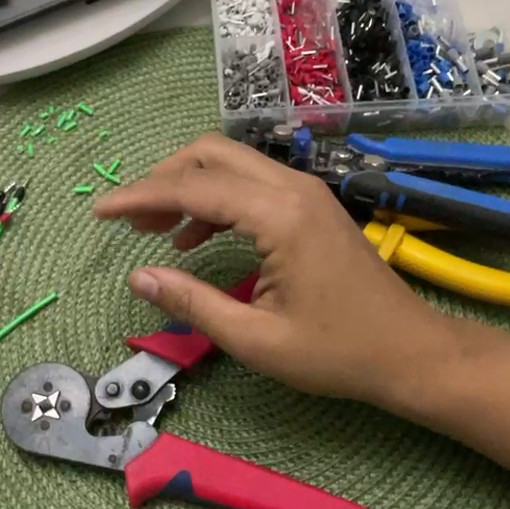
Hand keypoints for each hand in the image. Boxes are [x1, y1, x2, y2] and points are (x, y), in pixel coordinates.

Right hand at [92, 134, 457, 407]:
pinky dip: (215, 200)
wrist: (409, 351)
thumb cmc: (337, 353)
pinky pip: (251, 184)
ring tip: (152, 231)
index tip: (99, 212)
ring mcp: (305, 192)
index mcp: (280, 217)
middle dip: (162, 181)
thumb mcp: (256, 339)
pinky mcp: (311, 205)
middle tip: (129, 222)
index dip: (140, 197)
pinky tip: (194, 239)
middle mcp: (292, 188)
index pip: (195, 189)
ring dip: (187, 187)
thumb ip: (193, 303)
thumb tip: (138, 278)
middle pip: (211, 155)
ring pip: (231, 164)